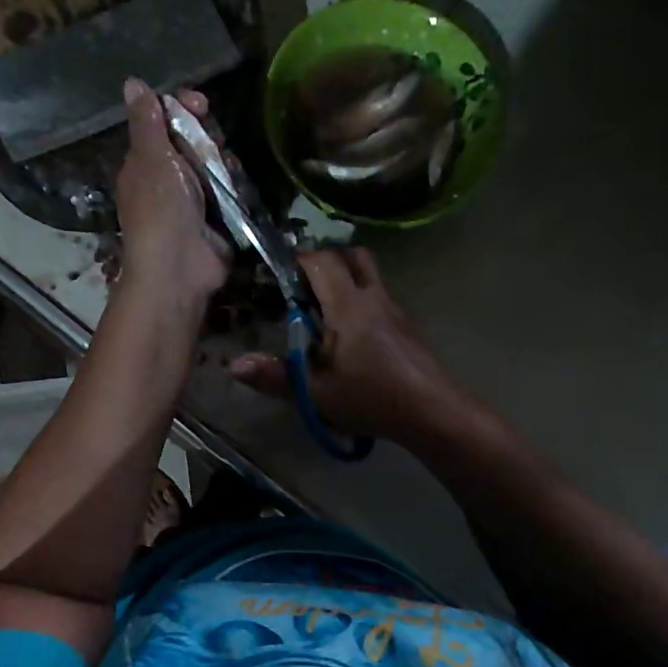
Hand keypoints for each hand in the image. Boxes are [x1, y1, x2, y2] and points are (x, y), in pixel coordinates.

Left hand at [114, 77, 229, 303]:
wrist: (179, 268)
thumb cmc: (159, 210)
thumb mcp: (151, 158)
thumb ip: (147, 121)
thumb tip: (132, 82)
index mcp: (146, 161)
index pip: (165, 121)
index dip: (183, 108)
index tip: (199, 105)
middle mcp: (170, 178)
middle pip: (195, 141)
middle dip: (208, 137)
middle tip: (213, 145)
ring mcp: (196, 199)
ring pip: (216, 165)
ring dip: (224, 163)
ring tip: (225, 172)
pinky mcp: (219, 218)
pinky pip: (231, 192)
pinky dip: (236, 188)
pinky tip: (236, 190)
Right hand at [229, 247, 465, 443]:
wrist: (433, 411)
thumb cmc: (372, 398)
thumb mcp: (317, 393)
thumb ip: (275, 377)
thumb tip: (235, 365)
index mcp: (348, 306)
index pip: (321, 260)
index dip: (297, 262)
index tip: (278, 280)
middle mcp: (373, 297)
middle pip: (352, 255)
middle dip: (326, 262)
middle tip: (304, 290)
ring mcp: (395, 309)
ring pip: (370, 274)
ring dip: (346, 280)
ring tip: (325, 313)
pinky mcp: (407, 325)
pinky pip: (380, 296)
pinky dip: (362, 301)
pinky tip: (352, 336)